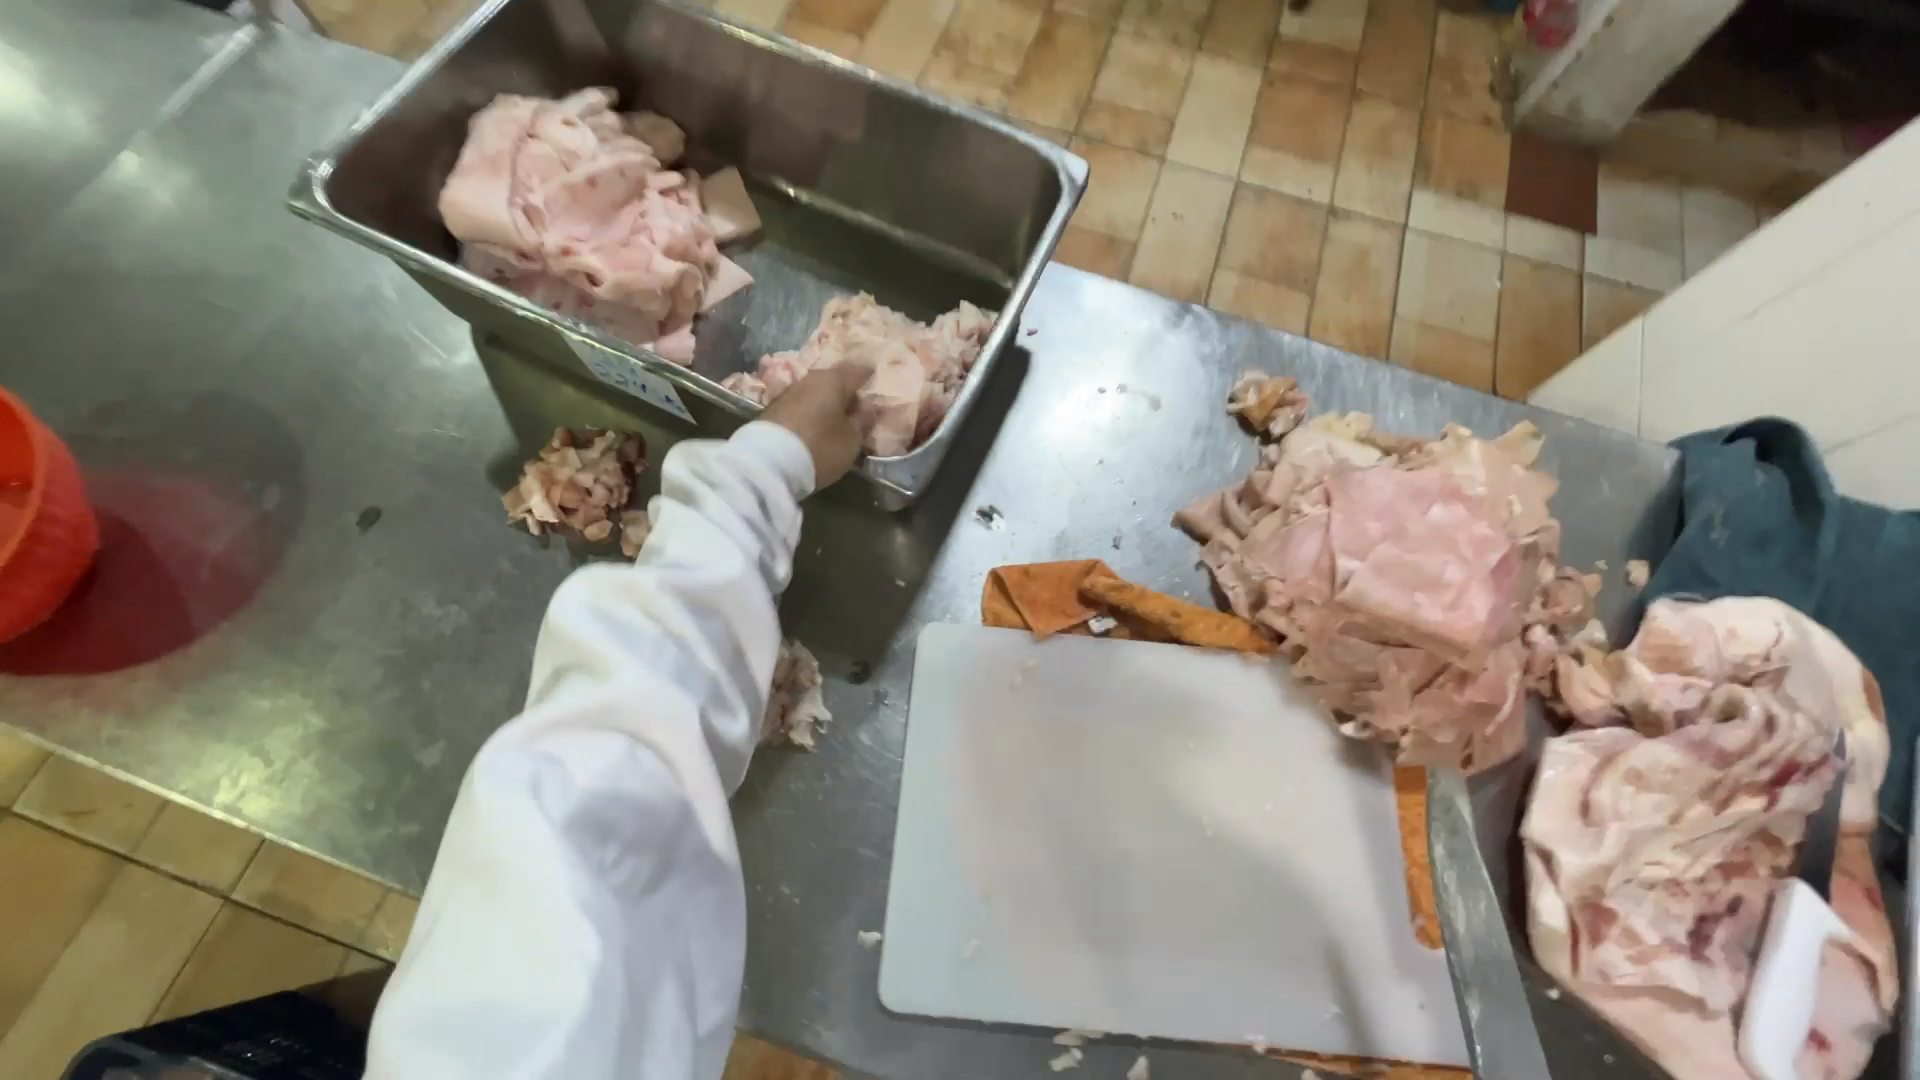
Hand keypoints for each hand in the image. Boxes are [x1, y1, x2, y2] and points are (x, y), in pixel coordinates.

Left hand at [763, 363, 871, 489]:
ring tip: (837, 421)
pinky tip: (816, 427)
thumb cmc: (820, 446)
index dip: (869, 376)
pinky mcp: (773, 410)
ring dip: (827, 404)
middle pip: (834, 381)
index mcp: (833, 380)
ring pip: (816, 394)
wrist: (767, 463)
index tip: (875, 379)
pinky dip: (812, 413)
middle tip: (858, 408)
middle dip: (846, 393)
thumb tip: (868, 407)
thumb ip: (863, 421)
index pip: (857, 371)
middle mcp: (810, 379)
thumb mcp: (851, 440)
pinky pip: (802, 406)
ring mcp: (788, 393)